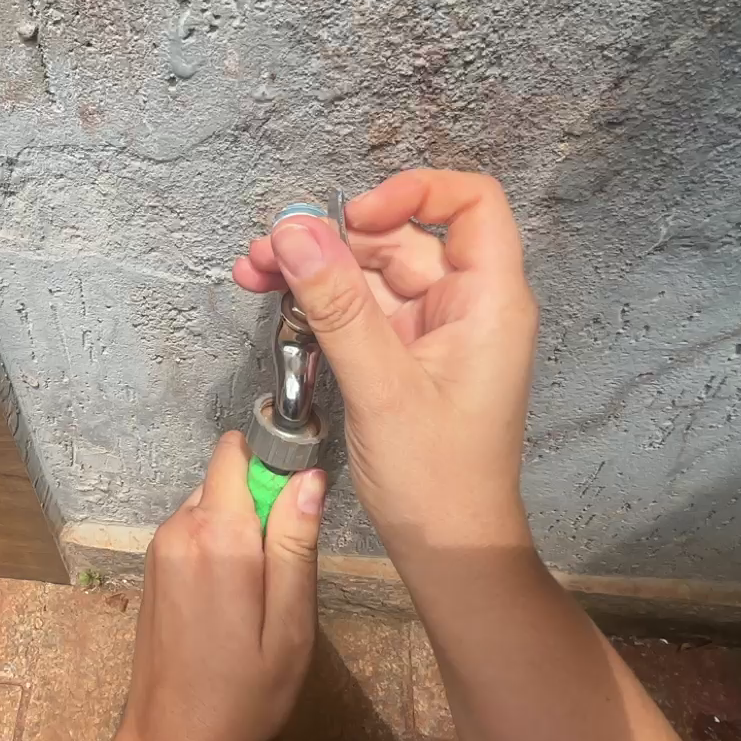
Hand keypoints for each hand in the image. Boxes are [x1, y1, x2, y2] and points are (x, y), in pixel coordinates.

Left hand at [79, 433, 324, 740]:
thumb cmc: (245, 691)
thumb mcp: (290, 623)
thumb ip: (296, 542)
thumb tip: (309, 476)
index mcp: (216, 532)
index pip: (234, 452)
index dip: (269, 464)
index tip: (294, 506)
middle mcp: (179, 526)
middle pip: (225, 479)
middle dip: (258, 506)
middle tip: (278, 571)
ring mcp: (159, 545)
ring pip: (209, 505)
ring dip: (237, 529)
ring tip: (253, 594)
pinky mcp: (152, 566)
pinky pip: (192, 530)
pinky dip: (215, 546)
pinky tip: (226, 600)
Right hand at [232, 170, 537, 548]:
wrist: (445, 548)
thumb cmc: (434, 474)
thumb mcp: (380, 384)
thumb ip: (336, 304)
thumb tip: (292, 229)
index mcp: (487, 300)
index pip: (470, 205)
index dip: (413, 193)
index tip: (352, 217)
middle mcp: (460, 305)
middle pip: (399, 240)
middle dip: (330, 240)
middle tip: (265, 252)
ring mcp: (426, 331)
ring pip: (367, 275)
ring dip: (311, 270)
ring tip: (253, 273)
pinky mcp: (397, 355)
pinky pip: (355, 311)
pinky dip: (315, 304)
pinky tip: (272, 302)